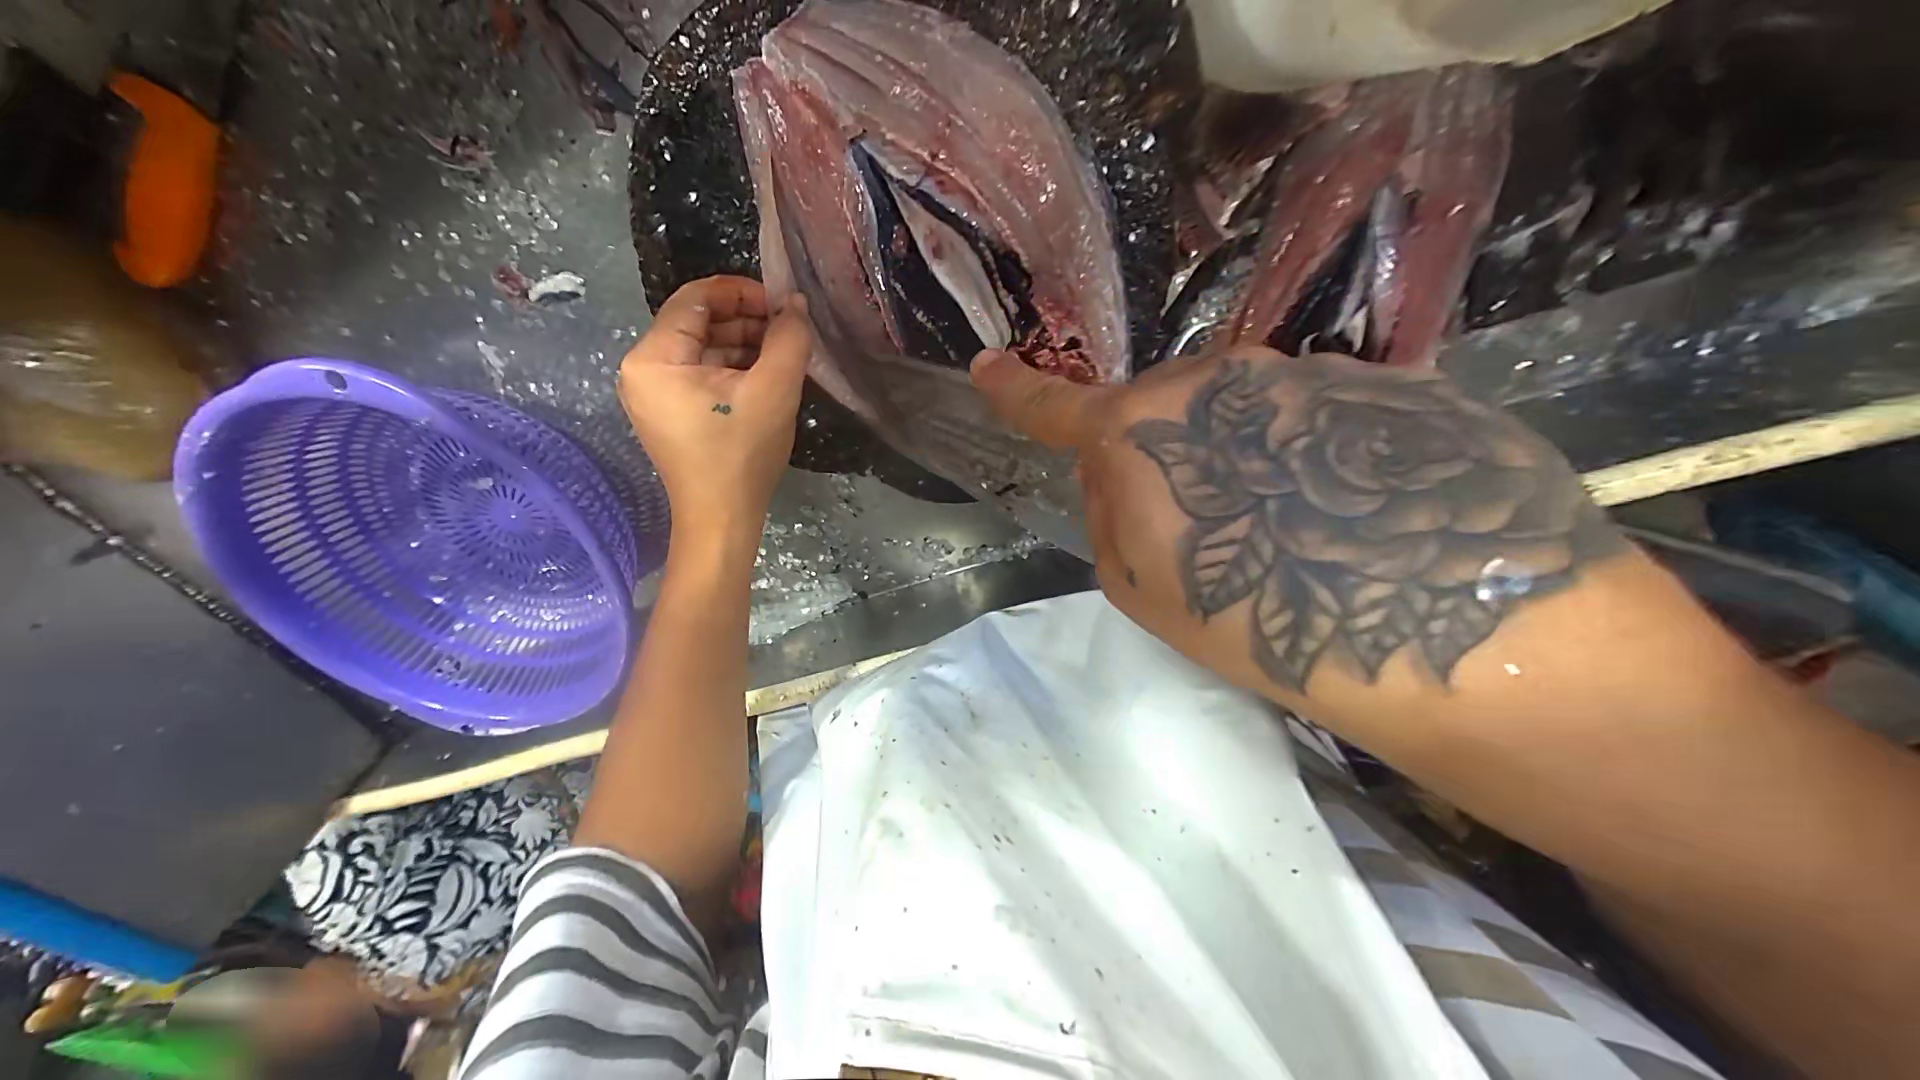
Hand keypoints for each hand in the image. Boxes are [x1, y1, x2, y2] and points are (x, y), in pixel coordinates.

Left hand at [618, 276, 812, 544]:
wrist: (722, 520)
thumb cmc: (742, 454)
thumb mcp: (774, 390)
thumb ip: (789, 338)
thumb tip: (796, 304)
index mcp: (653, 357)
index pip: (695, 298)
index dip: (742, 292)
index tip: (783, 304)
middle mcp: (642, 369)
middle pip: (697, 322)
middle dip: (746, 320)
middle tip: (789, 331)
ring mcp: (654, 393)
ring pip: (702, 348)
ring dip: (744, 345)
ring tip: (784, 354)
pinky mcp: (670, 413)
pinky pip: (702, 374)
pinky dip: (733, 369)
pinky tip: (767, 376)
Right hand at [970, 345, 1624, 702]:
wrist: (1444, 624)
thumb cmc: (1258, 619)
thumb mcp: (1140, 591)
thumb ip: (1107, 519)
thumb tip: (1114, 478)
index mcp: (1140, 431)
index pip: (1057, 408)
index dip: (1016, 391)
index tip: (986, 366)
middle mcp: (1216, 378)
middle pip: (1165, 411)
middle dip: (1168, 456)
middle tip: (1214, 530)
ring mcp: (1306, 370)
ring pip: (1246, 411)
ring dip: (1251, 457)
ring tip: (1303, 533)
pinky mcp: (1387, 381)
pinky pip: (1317, 417)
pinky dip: (1318, 458)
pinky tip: (1359, 515)